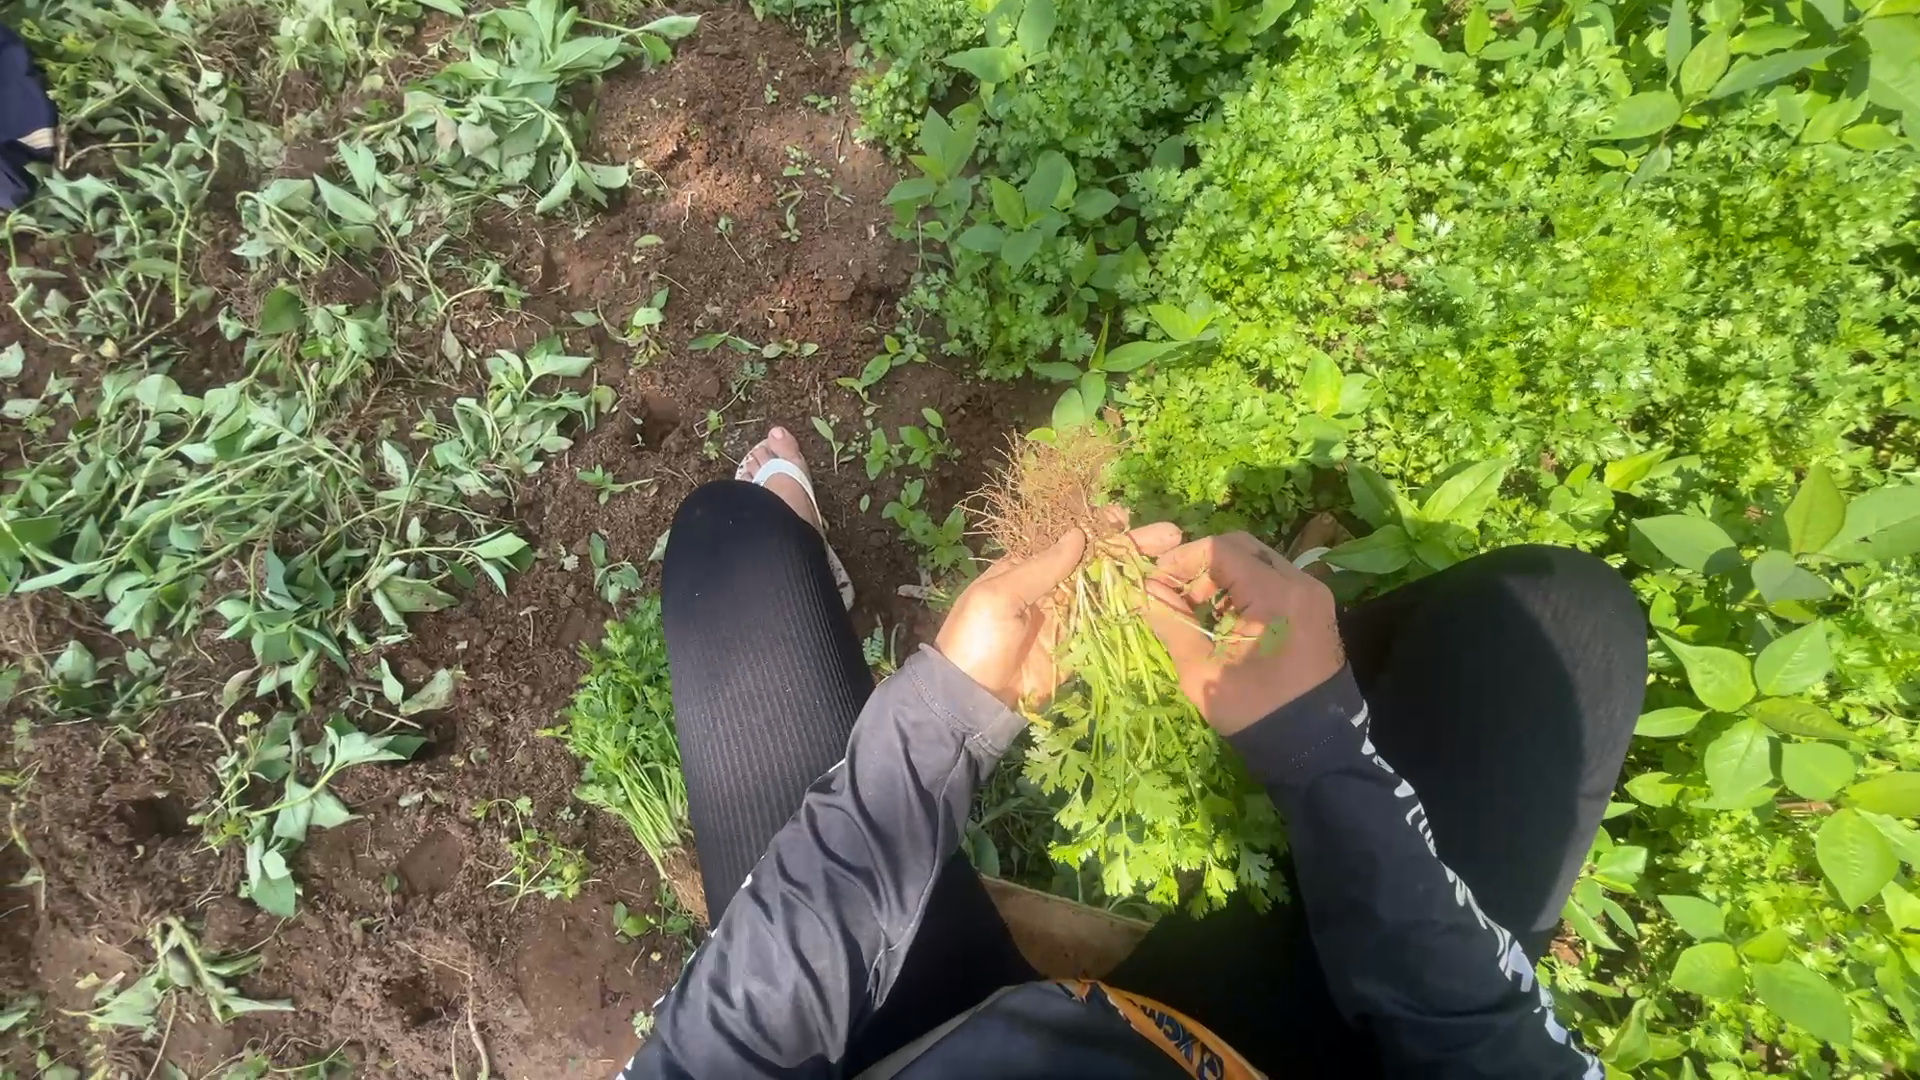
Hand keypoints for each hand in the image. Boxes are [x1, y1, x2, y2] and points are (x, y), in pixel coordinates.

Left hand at [938, 522, 1183, 706]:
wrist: (971, 699)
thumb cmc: (976, 638)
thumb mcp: (999, 596)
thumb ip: (1041, 567)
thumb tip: (1078, 533)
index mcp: (1028, 567)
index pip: (1069, 539)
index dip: (1099, 527)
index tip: (1124, 517)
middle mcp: (1054, 588)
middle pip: (1099, 562)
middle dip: (1133, 547)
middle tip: (1172, 534)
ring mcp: (1070, 618)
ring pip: (1112, 590)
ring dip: (1142, 577)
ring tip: (1176, 562)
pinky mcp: (1082, 647)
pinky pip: (1113, 626)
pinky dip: (1137, 614)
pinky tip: (1163, 601)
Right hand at [1143, 531, 1344, 735]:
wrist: (1312, 745)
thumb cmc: (1253, 708)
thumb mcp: (1201, 669)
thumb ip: (1171, 621)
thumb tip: (1144, 589)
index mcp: (1276, 594)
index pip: (1218, 549)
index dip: (1181, 560)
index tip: (1156, 582)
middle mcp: (1300, 583)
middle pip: (1239, 547)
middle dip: (1200, 564)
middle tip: (1176, 594)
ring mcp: (1311, 594)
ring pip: (1255, 561)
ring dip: (1220, 576)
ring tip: (1196, 610)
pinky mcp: (1313, 608)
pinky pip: (1271, 579)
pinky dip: (1241, 588)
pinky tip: (1223, 618)